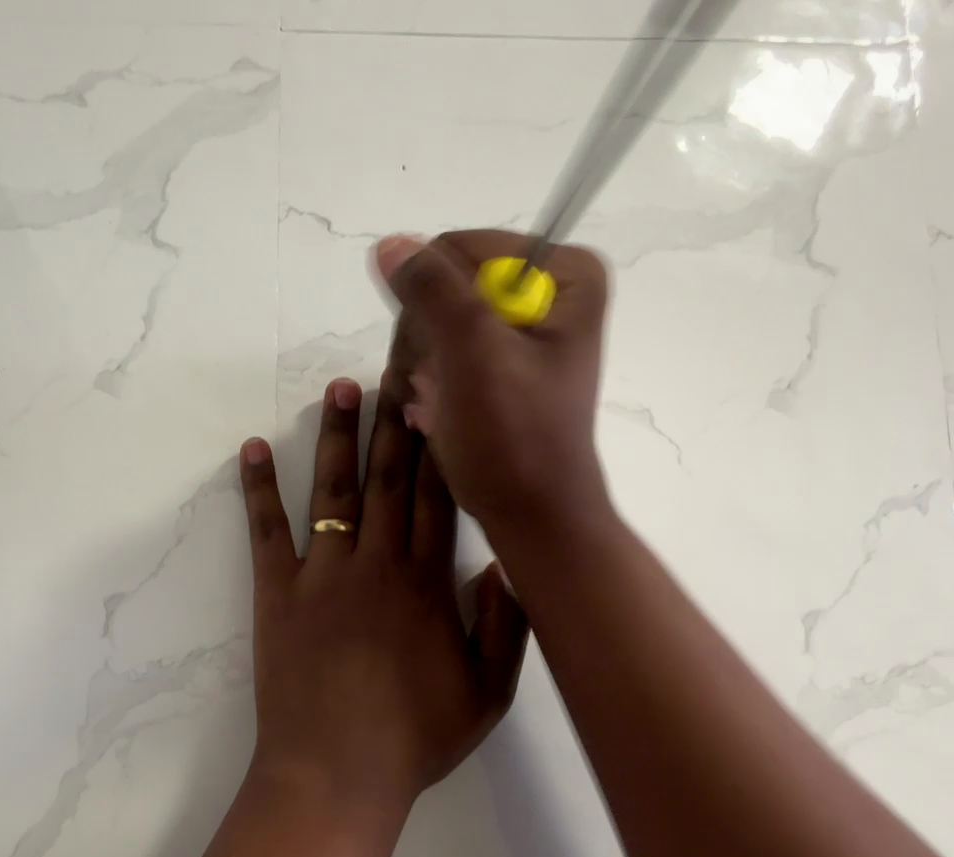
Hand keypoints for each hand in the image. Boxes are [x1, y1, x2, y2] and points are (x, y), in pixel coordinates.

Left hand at [238, 375, 531, 811]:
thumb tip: (507, 564)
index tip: (445, 401)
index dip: (443, 446)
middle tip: (396, 369)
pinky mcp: (276, 593)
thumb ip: (504, 626)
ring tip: (340, 390)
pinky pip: (267, 531)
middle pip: (390, 479)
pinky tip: (251, 450)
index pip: (441, 498)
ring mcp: (322, 574)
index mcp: (429, 584)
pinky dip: (257, 489)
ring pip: (333, 491)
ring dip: (336, 437)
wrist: (335, 774)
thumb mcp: (488, 694)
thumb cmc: (414, 740)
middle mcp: (377, 564)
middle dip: (395, 421)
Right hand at [375, 231, 614, 540]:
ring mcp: (519, 330)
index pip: (459, 249)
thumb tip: (390, 246)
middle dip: (426, 340)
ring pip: (434, 320)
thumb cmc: (512, 438)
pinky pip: (442, 350)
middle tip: (435, 387)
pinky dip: (430, 382)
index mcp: (564, 274)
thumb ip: (432, 290)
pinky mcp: (498, 362)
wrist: (531, 513)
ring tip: (435, 407)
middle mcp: (546, 292)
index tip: (443, 358)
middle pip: (445, 284)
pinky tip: (436, 413)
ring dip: (421, 366)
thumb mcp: (472, 355)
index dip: (434, 302)